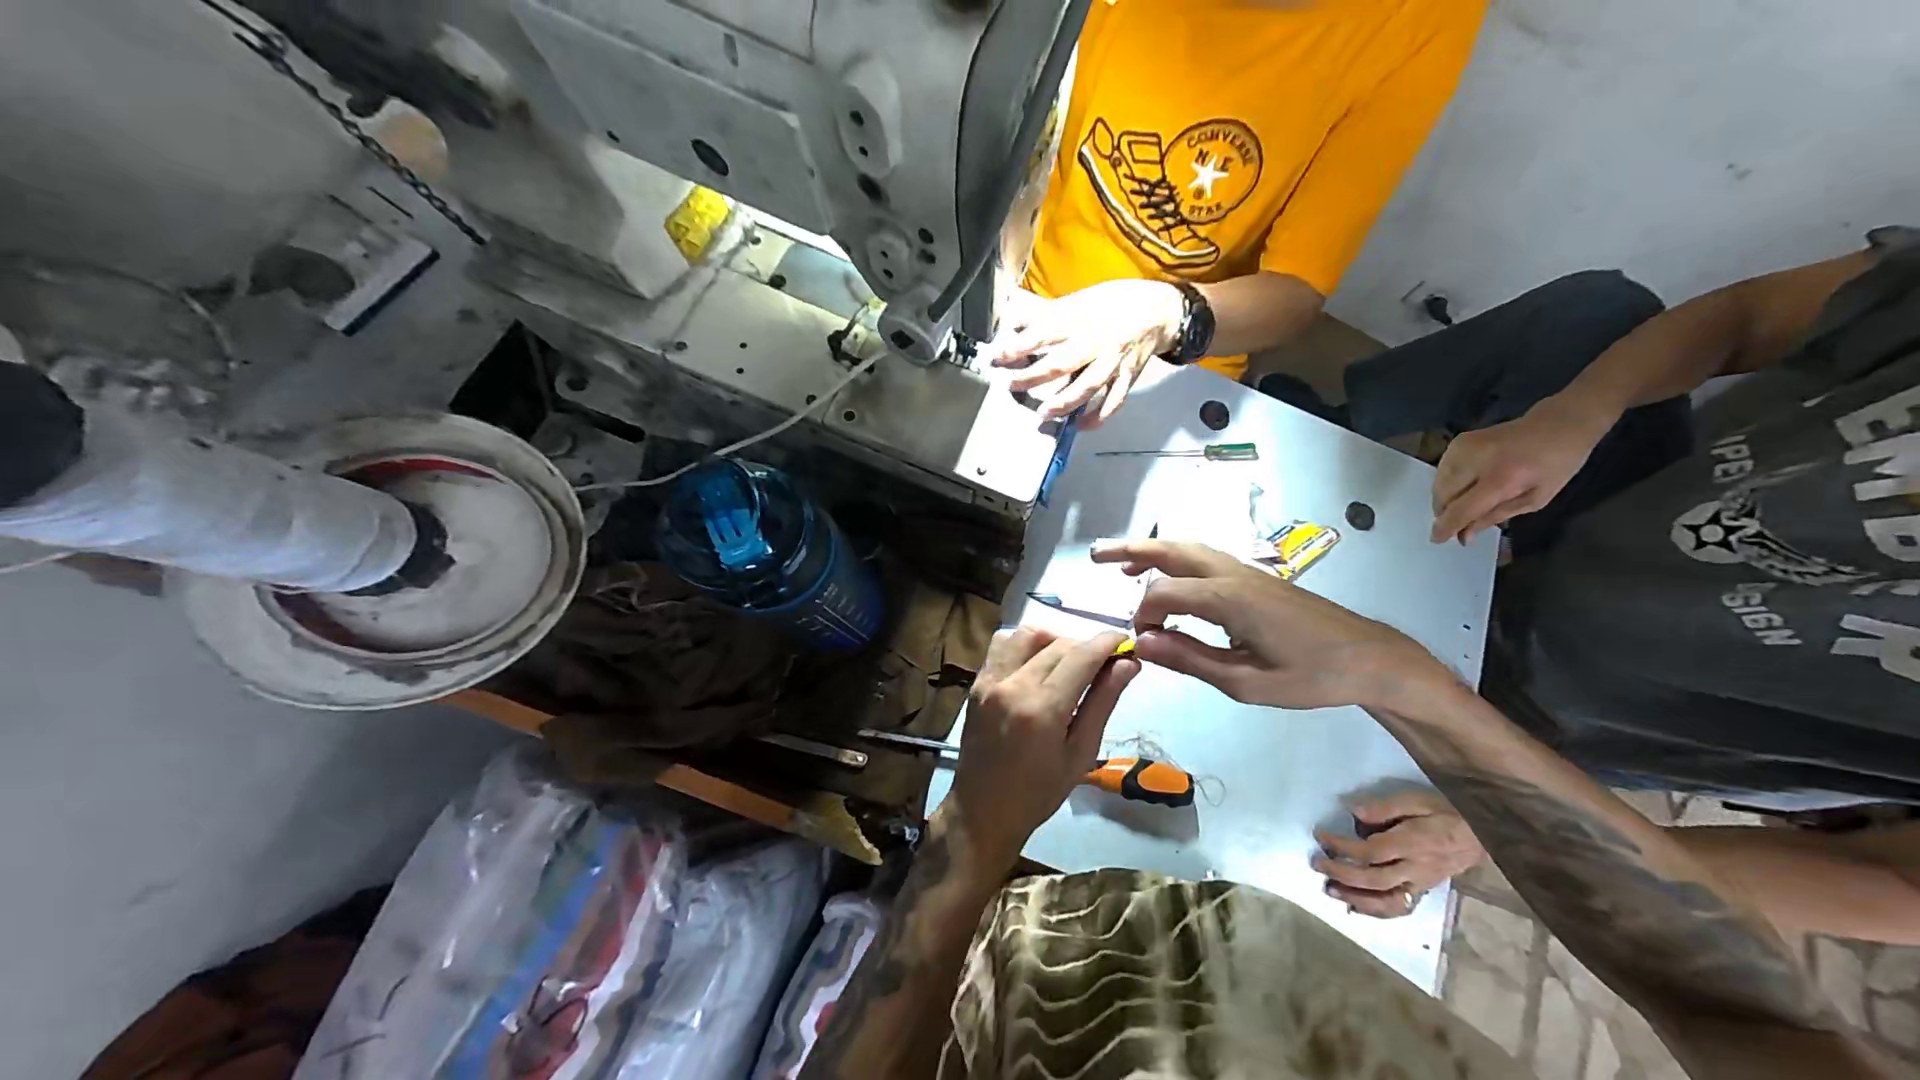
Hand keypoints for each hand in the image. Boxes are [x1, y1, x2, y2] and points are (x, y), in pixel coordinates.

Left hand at [947, 626, 1140, 867]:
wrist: (982, 809)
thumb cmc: (1038, 792)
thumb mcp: (1080, 753)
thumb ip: (1103, 701)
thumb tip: (1128, 664)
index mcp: (1041, 708)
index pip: (1080, 656)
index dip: (1107, 643)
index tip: (1126, 642)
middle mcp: (1012, 685)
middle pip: (1057, 644)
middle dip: (1086, 646)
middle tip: (1105, 662)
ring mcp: (989, 681)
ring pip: (1026, 634)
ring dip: (1054, 639)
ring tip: (1070, 662)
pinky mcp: (977, 683)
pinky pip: (1003, 645)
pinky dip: (1026, 645)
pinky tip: (1039, 665)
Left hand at [987, 279, 1185, 427]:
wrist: (1161, 310)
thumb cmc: (1118, 302)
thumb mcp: (1083, 297)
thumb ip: (1050, 312)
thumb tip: (1017, 319)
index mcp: (1083, 318)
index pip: (1045, 333)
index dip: (1020, 346)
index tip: (999, 356)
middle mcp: (1097, 342)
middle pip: (1062, 364)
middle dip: (1034, 378)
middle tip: (1012, 386)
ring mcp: (1113, 362)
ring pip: (1087, 386)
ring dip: (1064, 402)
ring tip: (1043, 412)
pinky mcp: (1127, 377)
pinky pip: (1113, 402)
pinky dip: (1097, 416)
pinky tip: (1080, 425)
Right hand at [1089, 539, 1453, 711]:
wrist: (1373, 659)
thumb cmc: (1312, 676)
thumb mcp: (1247, 682)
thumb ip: (1190, 660)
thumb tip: (1141, 644)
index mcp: (1228, 598)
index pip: (1163, 594)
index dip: (1143, 618)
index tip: (1143, 646)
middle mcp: (1232, 574)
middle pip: (1171, 550)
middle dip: (1131, 550)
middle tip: (1096, 555)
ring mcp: (1246, 571)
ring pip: (1189, 549)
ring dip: (1153, 552)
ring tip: (1123, 564)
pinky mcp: (1256, 578)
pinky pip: (1205, 558)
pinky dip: (1177, 560)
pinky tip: (1170, 578)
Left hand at [1313, 791, 1487, 917]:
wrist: (1483, 834)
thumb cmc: (1445, 812)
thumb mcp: (1416, 800)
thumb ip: (1384, 807)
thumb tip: (1352, 811)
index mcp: (1412, 844)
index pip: (1371, 851)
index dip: (1342, 846)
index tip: (1320, 836)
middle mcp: (1416, 869)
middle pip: (1374, 879)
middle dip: (1341, 873)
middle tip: (1317, 863)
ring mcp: (1421, 884)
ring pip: (1387, 901)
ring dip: (1355, 898)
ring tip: (1330, 890)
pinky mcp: (1424, 891)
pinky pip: (1400, 907)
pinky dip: (1376, 910)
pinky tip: (1355, 905)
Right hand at [1430, 393, 1617, 544]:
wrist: (1559, 423)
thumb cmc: (1557, 464)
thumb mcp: (1537, 498)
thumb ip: (1497, 516)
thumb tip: (1465, 534)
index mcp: (1503, 479)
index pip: (1462, 509)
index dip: (1447, 527)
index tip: (1437, 540)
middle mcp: (1477, 461)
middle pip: (1444, 496)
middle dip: (1445, 513)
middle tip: (1456, 522)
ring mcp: (1464, 447)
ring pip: (1438, 484)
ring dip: (1445, 499)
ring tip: (1460, 504)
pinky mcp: (1458, 441)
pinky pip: (1441, 470)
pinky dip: (1446, 483)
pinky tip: (1461, 486)